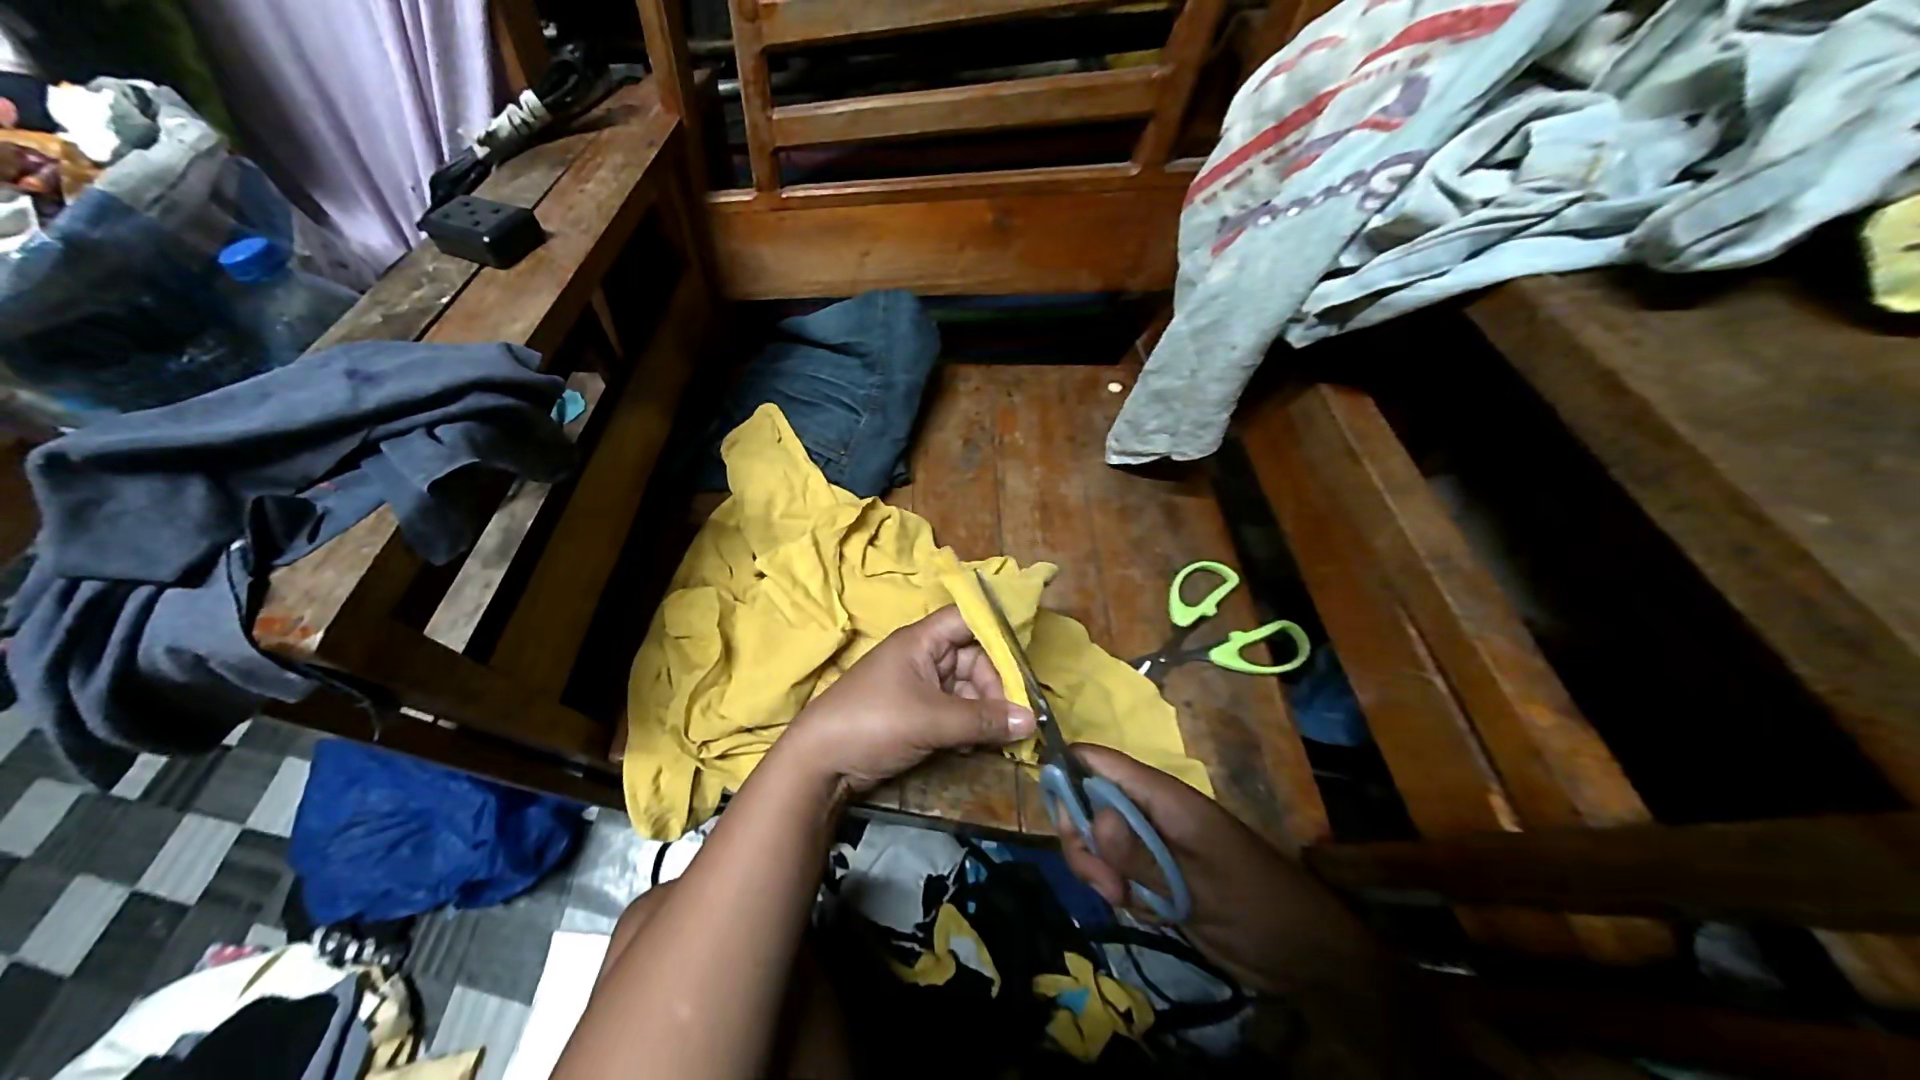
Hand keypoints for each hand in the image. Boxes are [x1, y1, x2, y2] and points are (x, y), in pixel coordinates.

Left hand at [780, 606, 1035, 795]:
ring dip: (985, 711)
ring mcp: (921, 687)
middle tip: (1016, 717)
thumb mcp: (931, 719)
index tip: (1027, 657)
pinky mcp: (919, 714)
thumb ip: (982, 720)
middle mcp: (924, 657)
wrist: (819, 762)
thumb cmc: (873, 722)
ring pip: (968, 689)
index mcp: (922, 641)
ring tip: (999, 737)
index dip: (998, 630)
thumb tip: (1031, 720)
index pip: (968, 620)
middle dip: (997, 686)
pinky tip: (978, 746)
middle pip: (975, 659)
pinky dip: (971, 726)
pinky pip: (956, 712)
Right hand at [1058, 745, 1382, 996]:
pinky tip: (1149, 914)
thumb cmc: (1257, 905)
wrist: (1305, 954)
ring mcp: (1152, 844)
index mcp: (1162, 797)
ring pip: (1099, 843)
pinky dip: (1121, 892)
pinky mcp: (1156, 875)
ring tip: (1129, 903)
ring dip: (1102, 873)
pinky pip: (1117, 872)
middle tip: (1106, 885)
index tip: (1057, 816)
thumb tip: (1091, 816)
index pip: (1099, 763)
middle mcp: (1150, 813)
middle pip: (1088, 806)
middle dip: (1085, 842)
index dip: (1068, 773)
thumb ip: (1142, 853)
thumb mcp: (1198, 884)